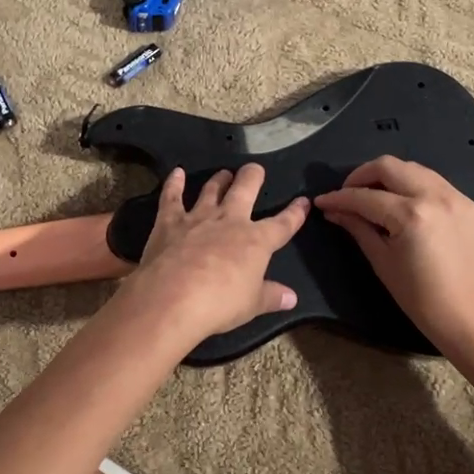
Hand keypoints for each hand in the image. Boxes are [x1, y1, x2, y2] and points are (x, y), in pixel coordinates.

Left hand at [126, 164, 309, 339]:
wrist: (173, 297)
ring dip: (219, 180)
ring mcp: (198, 217)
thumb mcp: (252, 305)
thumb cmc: (220, 303)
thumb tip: (292, 297)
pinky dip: (173, 184)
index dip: (294, 213)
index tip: (303, 201)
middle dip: (252, 177)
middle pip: (245, 190)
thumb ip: (271, 297)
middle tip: (255, 168)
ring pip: (211, 190)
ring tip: (224, 173)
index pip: (282, 224)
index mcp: (256, 241)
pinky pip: (172, 197)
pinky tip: (176, 173)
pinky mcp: (170, 221)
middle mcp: (229, 220)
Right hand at [315, 156, 473, 349]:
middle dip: (362, 175)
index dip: (339, 198)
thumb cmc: (422, 300)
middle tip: (349, 192)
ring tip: (377, 196)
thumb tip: (334, 211)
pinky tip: (409, 208)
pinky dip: (417, 189)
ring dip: (391, 177)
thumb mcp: (383, 263)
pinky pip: (439, 186)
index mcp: (411, 215)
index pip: (365, 197)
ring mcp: (459, 199)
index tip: (323, 201)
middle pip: (390, 166)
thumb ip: (358, 228)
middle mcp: (436, 197)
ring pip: (416, 170)